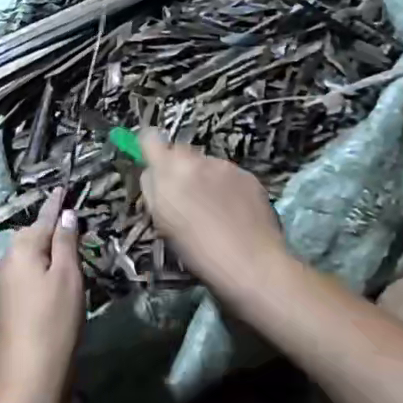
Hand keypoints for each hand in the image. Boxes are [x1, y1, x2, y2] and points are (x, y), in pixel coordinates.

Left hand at [0, 188, 83, 402]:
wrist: (25, 376)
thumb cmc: (53, 323)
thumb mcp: (68, 279)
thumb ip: (66, 244)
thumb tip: (66, 215)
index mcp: (22, 249)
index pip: (43, 218)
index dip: (55, 204)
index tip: (63, 188)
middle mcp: (7, 261)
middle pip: (31, 235)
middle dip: (48, 225)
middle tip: (70, 216)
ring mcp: (3, 283)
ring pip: (27, 255)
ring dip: (44, 247)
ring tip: (66, 242)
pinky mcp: (6, 304)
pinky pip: (25, 272)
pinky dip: (40, 266)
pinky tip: (52, 273)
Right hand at [137, 129, 287, 292]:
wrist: (252, 264)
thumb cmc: (198, 250)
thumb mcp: (161, 222)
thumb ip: (152, 189)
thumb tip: (152, 173)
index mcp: (169, 170)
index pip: (150, 138)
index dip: (149, 148)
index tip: (153, 164)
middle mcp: (197, 160)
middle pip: (179, 151)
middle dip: (179, 168)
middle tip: (184, 195)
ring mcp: (226, 166)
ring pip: (206, 164)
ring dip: (204, 178)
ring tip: (213, 208)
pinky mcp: (249, 176)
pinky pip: (228, 174)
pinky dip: (226, 187)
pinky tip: (233, 211)